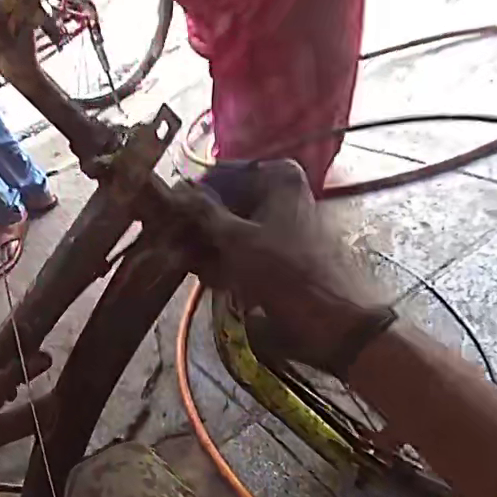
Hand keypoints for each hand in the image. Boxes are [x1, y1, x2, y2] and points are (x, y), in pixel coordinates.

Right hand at [181, 159, 388, 367]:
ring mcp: (276, 223)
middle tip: (174, 251)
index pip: (216, 176)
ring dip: (206, 251)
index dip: (189, 198)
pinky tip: (216, 281)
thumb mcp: (237, 240)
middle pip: (220, 204)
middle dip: (196, 230)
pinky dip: (223, 264)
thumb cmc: (286, 273)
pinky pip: (238, 250)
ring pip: (226, 230)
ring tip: (198, 270)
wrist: (333, 321)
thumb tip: (171, 192)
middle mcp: (277, 192)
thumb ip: (202, 213)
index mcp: (275, 176)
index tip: (163, 220)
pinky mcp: (274, 251)